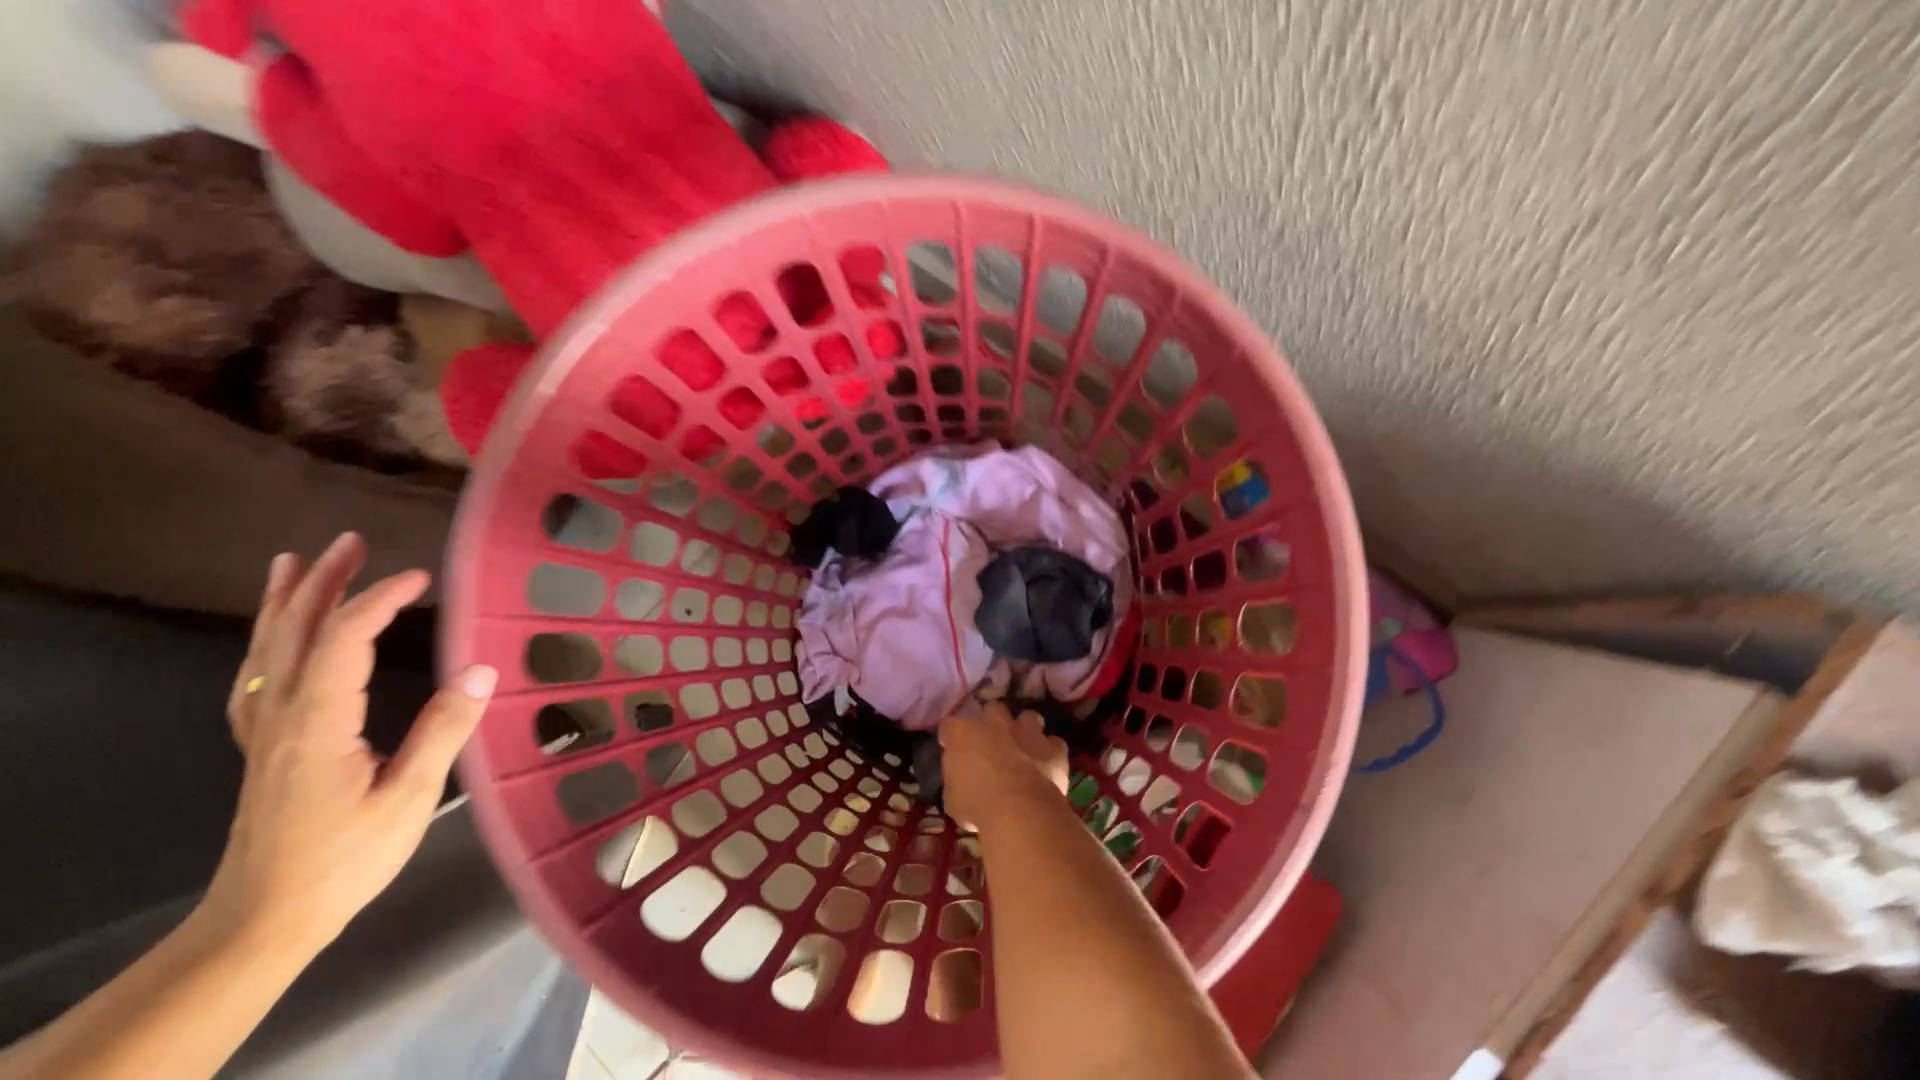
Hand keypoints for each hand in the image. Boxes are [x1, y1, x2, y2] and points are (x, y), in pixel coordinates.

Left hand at [205, 532, 494, 954]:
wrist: (265, 915)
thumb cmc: (344, 858)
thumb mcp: (408, 798)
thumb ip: (442, 731)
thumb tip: (480, 671)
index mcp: (319, 719)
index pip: (345, 637)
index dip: (380, 599)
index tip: (420, 577)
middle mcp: (281, 712)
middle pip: (296, 630)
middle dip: (322, 581)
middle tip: (349, 541)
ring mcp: (262, 729)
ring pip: (266, 649)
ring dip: (284, 601)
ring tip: (291, 563)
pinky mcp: (259, 746)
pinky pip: (253, 679)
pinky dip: (262, 644)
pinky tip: (270, 639)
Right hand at [937, 703, 1068, 830]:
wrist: (1020, 810)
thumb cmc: (977, 805)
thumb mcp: (952, 798)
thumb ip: (957, 780)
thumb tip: (962, 780)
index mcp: (963, 733)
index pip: (950, 725)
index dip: (951, 737)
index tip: (952, 749)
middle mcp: (995, 723)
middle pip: (991, 709)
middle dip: (991, 722)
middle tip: (991, 742)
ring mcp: (1027, 732)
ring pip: (1027, 718)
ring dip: (1025, 730)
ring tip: (1023, 748)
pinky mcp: (1053, 748)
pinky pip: (1053, 743)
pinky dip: (1049, 752)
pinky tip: (1046, 766)